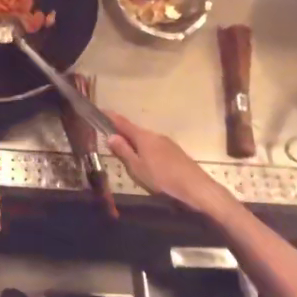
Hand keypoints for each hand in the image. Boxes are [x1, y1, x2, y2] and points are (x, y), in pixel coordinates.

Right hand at [106, 113, 235, 216]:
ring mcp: (166, 142)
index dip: (111, 117)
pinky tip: (145, 161)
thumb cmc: (162, 177)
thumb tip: (111, 136)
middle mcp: (155, 135)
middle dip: (122, 133)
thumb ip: (124, 151)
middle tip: (110, 138)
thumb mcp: (137, 167)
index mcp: (143, 137)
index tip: (101, 110)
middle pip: (135, 131)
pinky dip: (145, 148)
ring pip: (145, 139)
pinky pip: (154, 146)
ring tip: (126, 152)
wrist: (195, 186)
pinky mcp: (174, 151)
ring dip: (134, 142)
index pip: (123, 123)